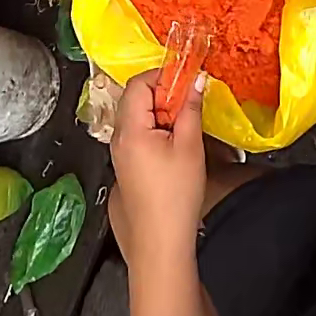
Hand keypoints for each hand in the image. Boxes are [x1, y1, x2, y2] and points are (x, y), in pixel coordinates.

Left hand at [109, 69, 207, 266]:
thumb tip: (197, 80)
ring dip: (162, 112)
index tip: (187, 79)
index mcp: (130, 129)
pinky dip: (157, 128)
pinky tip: (176, 142)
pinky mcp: (127, 165)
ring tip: (185, 124)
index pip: (139, 84)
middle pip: (136, 98)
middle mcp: (119, 138)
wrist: (160, 240)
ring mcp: (120, 152)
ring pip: (138, 116)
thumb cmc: (175, 195)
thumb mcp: (189, 146)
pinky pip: (139, 133)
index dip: (163, 75)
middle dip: (164, 93)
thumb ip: (191, 108)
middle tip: (190, 102)